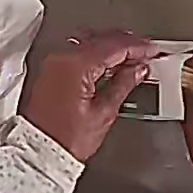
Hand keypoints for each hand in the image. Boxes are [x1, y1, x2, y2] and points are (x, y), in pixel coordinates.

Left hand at [21, 29, 160, 161]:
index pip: (115, 46)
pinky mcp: (51, 72)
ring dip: (112, 46)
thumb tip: (138, 70)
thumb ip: (123, 85)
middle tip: (147, 52)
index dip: (139, 47)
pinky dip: (97, 53)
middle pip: (102, 38)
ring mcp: (54, 63)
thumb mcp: (104, 113)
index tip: (153, 50)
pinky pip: (79, 51)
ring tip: (133, 57)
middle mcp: (62, 58)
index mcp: (76, 65)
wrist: (39, 154)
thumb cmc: (65, 140)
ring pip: (90, 41)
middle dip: (127, 43)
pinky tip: (110, 63)